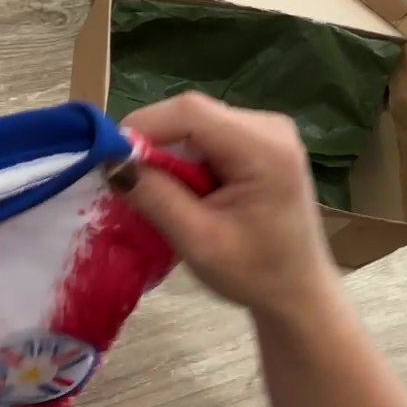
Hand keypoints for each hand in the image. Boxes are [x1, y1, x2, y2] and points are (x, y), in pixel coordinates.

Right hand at [114, 92, 339, 318]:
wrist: (298, 294)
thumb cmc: (254, 273)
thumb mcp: (196, 240)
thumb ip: (153, 195)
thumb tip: (108, 160)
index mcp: (264, 149)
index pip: (190, 112)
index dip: (143, 126)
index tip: (111, 159)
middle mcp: (269, 127)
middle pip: (190, 113)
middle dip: (151, 140)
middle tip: (127, 179)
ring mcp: (265, 130)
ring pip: (192, 122)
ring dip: (164, 150)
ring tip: (154, 188)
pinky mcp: (256, 140)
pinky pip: (203, 133)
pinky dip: (180, 155)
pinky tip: (180, 187)